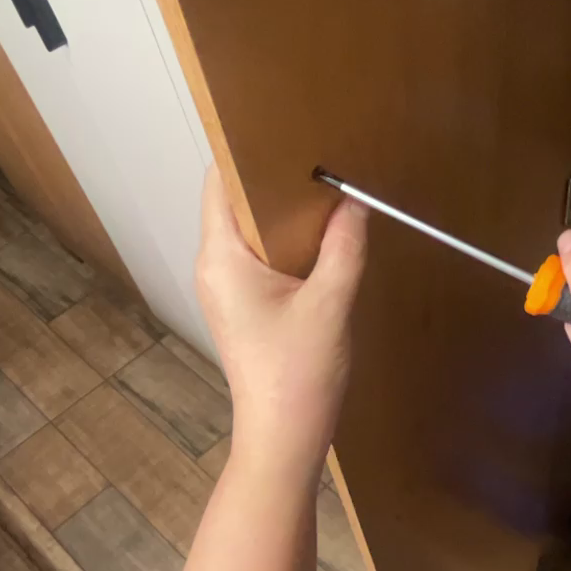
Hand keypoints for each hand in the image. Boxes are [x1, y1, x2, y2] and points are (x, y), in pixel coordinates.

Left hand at [195, 168, 367, 476]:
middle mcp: (214, 267)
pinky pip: (261, 259)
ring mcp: (227, 290)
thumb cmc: (298, 374)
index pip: (221, 181)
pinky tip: (323, 242)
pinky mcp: (244, 308)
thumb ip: (345, 247)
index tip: (289, 133)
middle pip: (235, 203)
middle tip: (320, 160)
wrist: (284, 437)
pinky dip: (288, 245)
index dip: (249, 151)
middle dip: (275, 181)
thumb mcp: (331, 304)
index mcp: (222, 258)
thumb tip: (355, 202)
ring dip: (285, 215)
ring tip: (327, 195)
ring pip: (251, 232)